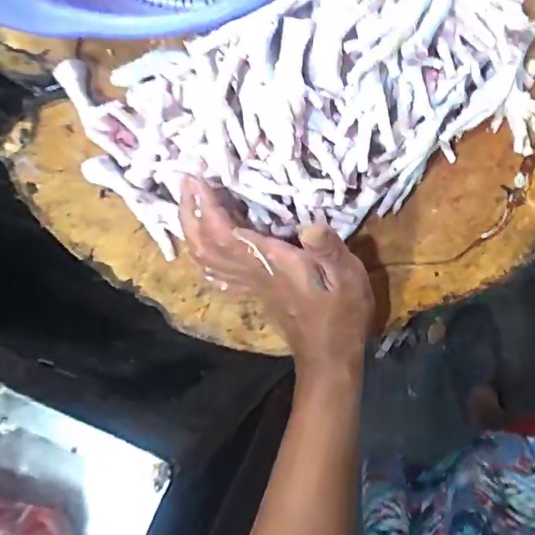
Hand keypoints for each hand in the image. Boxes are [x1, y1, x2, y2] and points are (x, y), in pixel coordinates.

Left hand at [181, 178, 373, 376]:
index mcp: (272, 263)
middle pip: (205, 245)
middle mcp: (253, 273)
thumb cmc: (342, 313)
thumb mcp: (348, 276)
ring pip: (206, 259)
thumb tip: (310, 225)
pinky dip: (203, 254)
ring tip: (191, 203)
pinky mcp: (254, 292)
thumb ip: (328, 250)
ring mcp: (250, 285)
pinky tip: (203, 244)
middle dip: (191, 213)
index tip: (196, 178)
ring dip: (192, 230)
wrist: (329, 356)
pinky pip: (217, 272)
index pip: (227, 233)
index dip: (208, 207)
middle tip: (185, 183)